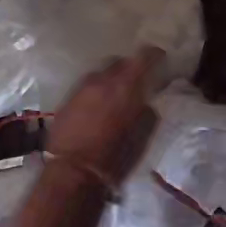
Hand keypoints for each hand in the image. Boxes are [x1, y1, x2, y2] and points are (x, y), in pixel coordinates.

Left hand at [46, 46, 163, 188]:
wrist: (73, 171)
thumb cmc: (114, 157)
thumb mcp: (142, 135)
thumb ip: (147, 112)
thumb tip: (146, 103)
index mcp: (125, 86)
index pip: (143, 57)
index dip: (154, 55)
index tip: (160, 59)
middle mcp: (100, 80)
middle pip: (118, 61)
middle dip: (128, 68)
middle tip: (136, 80)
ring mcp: (79, 89)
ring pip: (98, 74)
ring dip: (108, 80)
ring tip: (114, 95)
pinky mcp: (65, 100)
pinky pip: (84, 88)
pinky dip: (93, 93)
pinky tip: (96, 107)